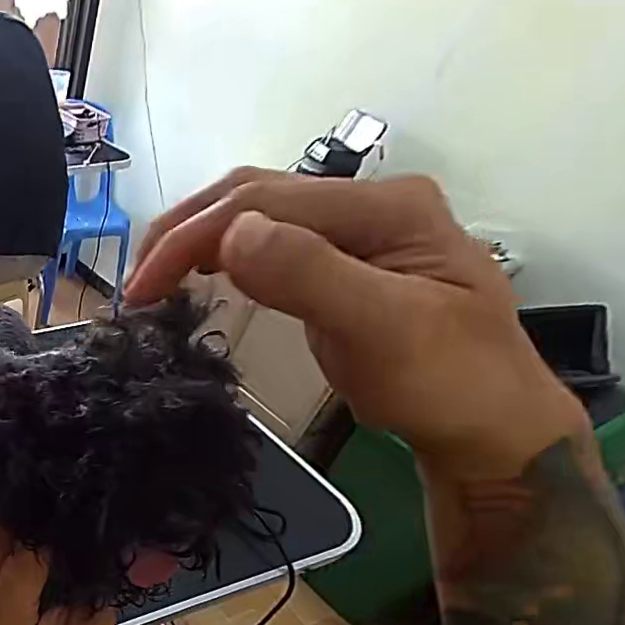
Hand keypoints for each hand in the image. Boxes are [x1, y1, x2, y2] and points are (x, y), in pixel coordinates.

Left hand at [0, 525, 116, 624]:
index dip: (58, 532)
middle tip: (73, 517)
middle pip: (2, 537)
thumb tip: (91, 542)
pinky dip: (20, 547)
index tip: (85, 521)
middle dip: (36, 523)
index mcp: (2, 618)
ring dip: (27, 532)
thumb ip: (90, 587)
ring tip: (63, 528)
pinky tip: (47, 547)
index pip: (28, 551)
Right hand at [124, 168, 588, 480]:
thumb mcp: (385, 328)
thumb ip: (312, 274)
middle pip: (259, 195)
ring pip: (262, 219)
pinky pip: (275, 251)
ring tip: (156, 279)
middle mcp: (368, 207)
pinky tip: (205, 276)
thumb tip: (233, 234)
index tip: (141, 289)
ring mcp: (356, 238)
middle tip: (137, 283)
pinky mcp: (344, 271)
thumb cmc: (449, 384)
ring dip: (202, 242)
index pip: (267, 199)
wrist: (488, 429)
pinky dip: (229, 260)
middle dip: (188, 232)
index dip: (194, 236)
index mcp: (383, 207)